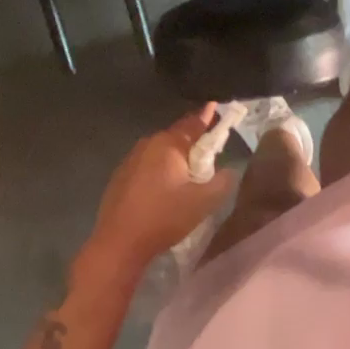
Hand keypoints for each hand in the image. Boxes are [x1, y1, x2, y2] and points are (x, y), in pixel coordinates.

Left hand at [86, 105, 237, 268]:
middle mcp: (147, 145)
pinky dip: (159, 171)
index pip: (192, 124)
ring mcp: (130, 161)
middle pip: (175, 138)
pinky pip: (147, 166)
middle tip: (208, 154)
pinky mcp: (120, 178)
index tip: (214, 106)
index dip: (206, 116)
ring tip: (188, 175)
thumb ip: (222, 182)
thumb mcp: (203, 202)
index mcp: (167, 144)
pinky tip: (164, 190)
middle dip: (192, 143)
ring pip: (160, 153)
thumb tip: (230, 169)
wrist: (119, 242)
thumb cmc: (164, 217)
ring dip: (175, 159)